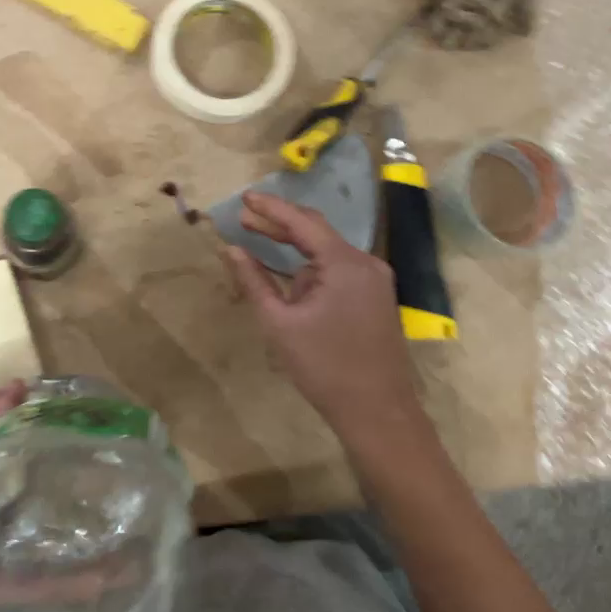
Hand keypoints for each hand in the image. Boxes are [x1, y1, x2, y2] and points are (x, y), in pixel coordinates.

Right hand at [221, 191, 424, 439]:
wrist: (379, 413)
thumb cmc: (324, 368)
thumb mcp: (280, 324)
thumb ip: (254, 281)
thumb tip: (231, 250)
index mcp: (344, 263)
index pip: (302, 223)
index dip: (271, 209)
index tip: (244, 198)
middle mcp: (366, 263)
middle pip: (317, 233)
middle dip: (280, 227)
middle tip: (244, 221)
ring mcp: (376, 280)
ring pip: (328, 255)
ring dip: (297, 258)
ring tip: (267, 272)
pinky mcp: (378, 298)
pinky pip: (341, 272)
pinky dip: (315, 274)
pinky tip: (296, 295)